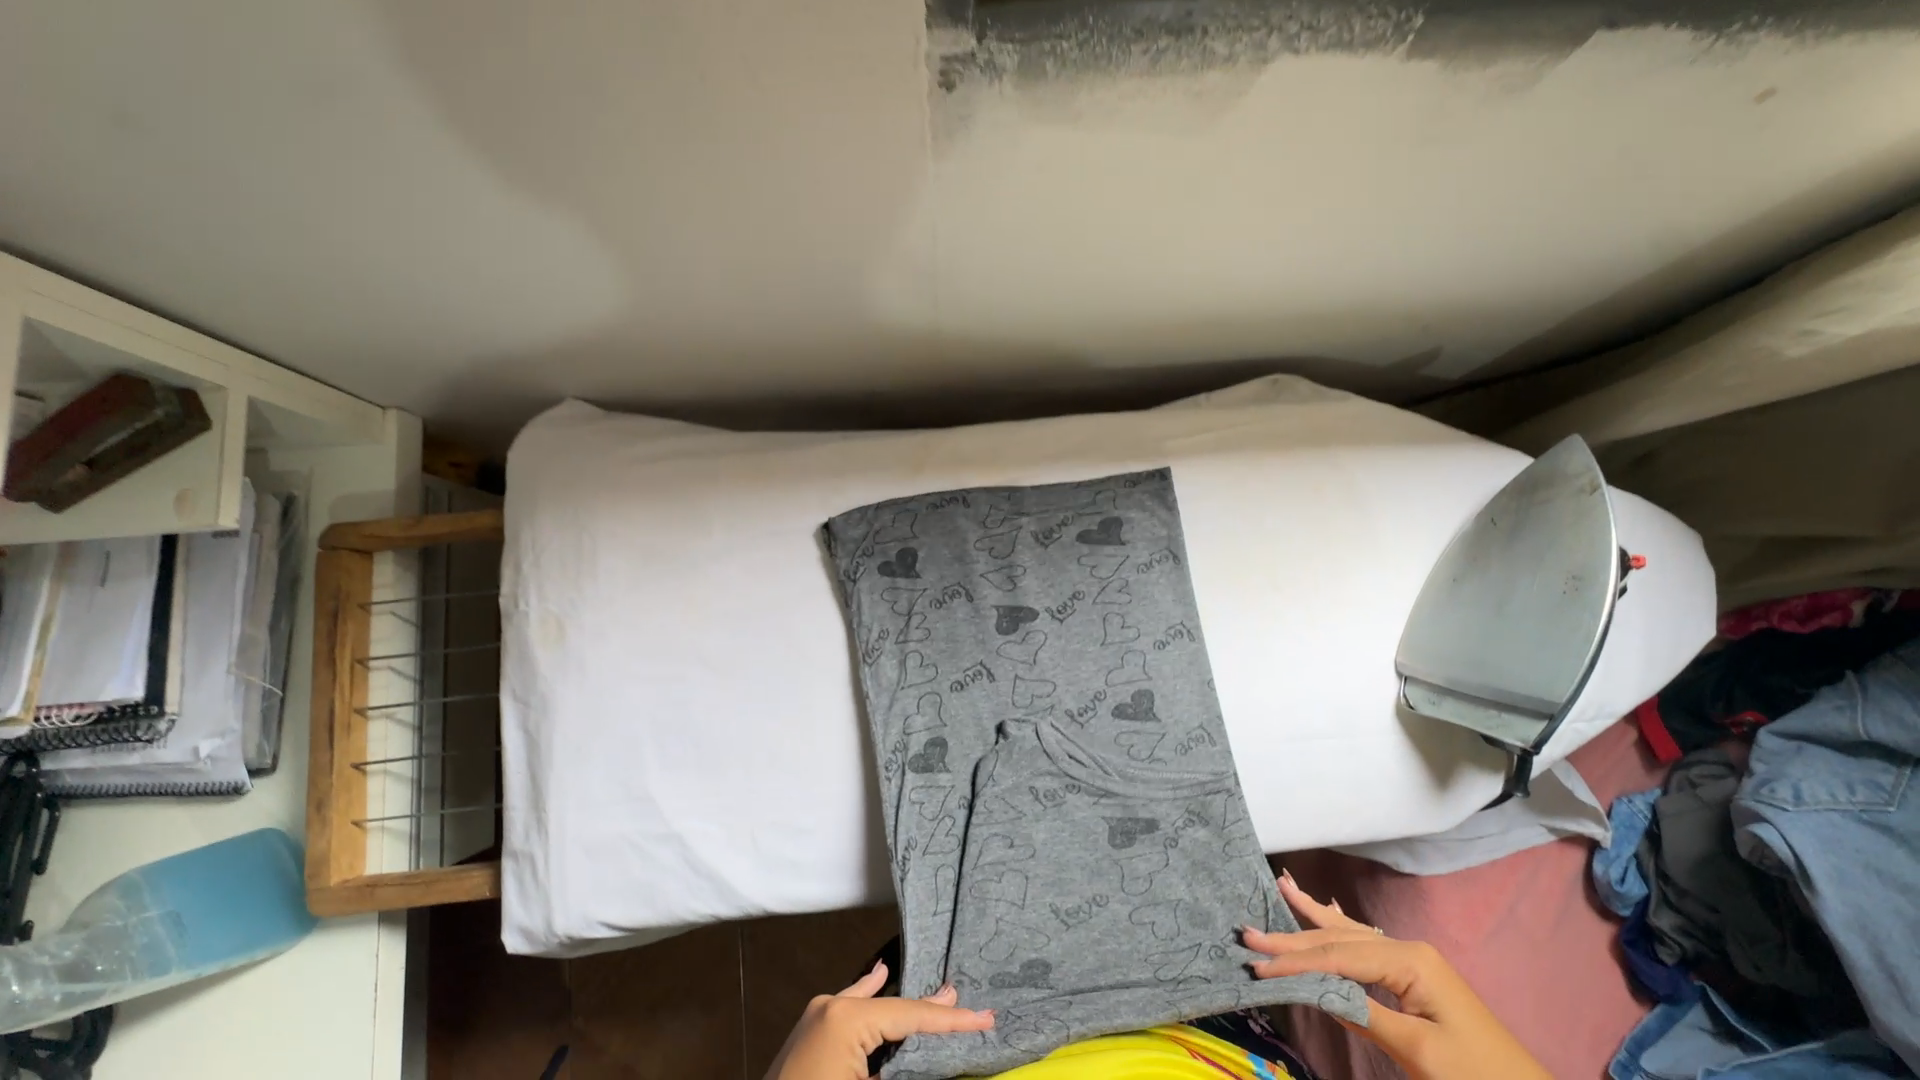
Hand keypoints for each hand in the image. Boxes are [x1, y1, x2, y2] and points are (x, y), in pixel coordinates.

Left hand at [763, 961, 994, 1079]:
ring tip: (939, 994)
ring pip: (873, 1003)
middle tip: (967, 1003)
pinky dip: (868, 994)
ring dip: (904, 1006)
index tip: (988, 1018)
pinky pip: (849, 1005)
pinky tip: (878, 976)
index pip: (911, 1016)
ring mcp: (817, 1017)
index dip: (951, 1020)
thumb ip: (905, 1068)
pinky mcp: (809, 1033)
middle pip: (894, 1006)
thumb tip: (932, 1060)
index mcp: (847, 1017)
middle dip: (930, 1010)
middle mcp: (831, 1006)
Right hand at [1244, 872, 1549, 1079]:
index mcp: (1410, 962)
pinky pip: (1365, 947)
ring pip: (1350, 937)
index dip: (1294, 962)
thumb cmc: (1477, 1075)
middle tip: (1247, 931)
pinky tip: (1330, 915)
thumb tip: (1317, 990)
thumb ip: (1364, 1014)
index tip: (1255, 965)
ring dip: (1312, 922)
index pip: (1337, 958)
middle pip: (1339, 940)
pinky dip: (1339, 931)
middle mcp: (1409, 951)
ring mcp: (1414, 962)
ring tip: (1283, 888)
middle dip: (1293, 937)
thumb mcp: (1418, 1050)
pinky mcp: (1415, 978)